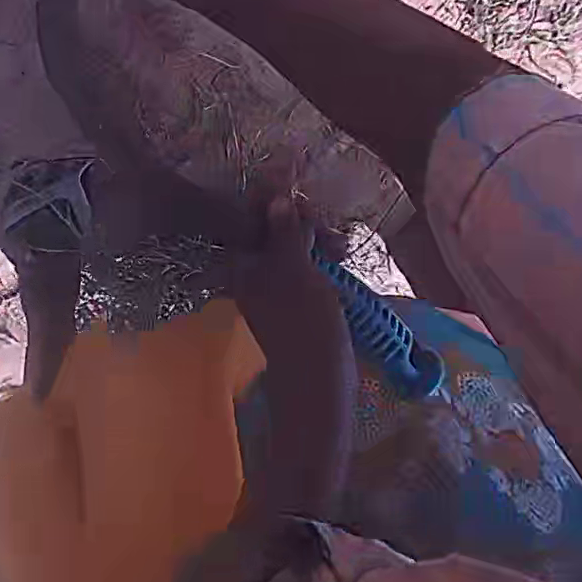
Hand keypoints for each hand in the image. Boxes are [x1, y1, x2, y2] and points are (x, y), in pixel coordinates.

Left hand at [232, 195, 354, 519]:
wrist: (318, 384)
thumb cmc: (305, 324)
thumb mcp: (296, 272)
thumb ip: (285, 233)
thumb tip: (277, 198)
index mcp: (240, 262)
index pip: (251, 217)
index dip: (276, 203)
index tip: (306, 200)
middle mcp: (248, 270)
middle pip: (272, 230)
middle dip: (302, 223)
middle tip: (332, 235)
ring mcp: (269, 285)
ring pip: (290, 246)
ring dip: (315, 240)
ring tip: (341, 248)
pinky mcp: (290, 298)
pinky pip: (301, 265)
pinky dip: (319, 258)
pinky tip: (340, 257)